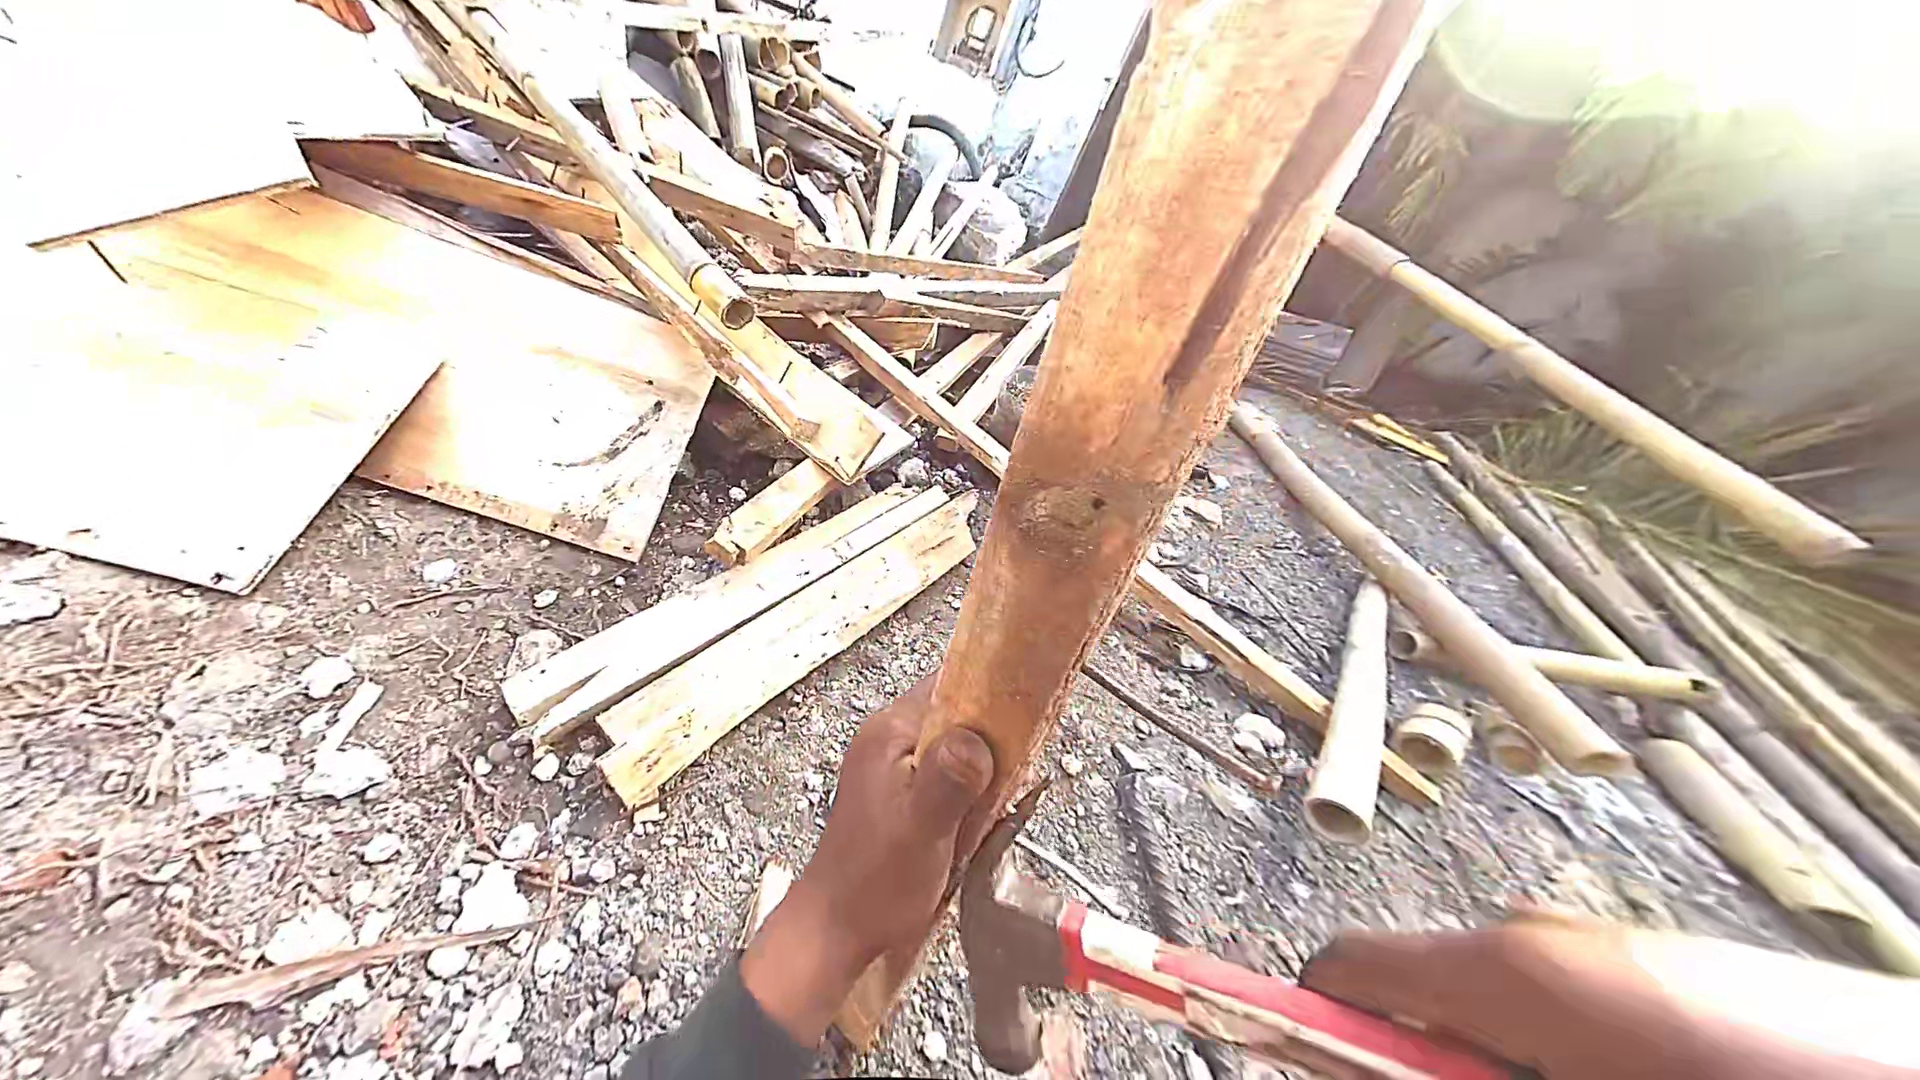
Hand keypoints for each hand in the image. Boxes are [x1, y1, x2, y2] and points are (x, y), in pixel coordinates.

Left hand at [740, 678, 993, 1044]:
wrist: (837, 934)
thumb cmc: (873, 884)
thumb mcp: (921, 827)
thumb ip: (950, 777)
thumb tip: (979, 737)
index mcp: (890, 731)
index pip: (949, 683)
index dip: (989, 693)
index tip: (1023, 714)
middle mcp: (890, 739)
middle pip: (958, 715)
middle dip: (989, 742)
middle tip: (1006, 776)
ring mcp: (895, 766)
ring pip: (958, 748)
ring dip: (981, 773)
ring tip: (987, 807)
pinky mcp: (903, 793)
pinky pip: (949, 776)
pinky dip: (968, 794)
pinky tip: (972, 822)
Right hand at [1300, 913, 1919, 1078]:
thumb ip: (1454, 1079)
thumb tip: (1370, 1069)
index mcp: (1501, 968)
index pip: (1349, 966)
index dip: (1319, 1016)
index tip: (1321, 1066)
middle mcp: (1526, 933)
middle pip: (1418, 986)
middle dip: (1429, 1054)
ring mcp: (1587, 938)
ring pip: (1489, 994)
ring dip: (1496, 1053)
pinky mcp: (1640, 954)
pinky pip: (1553, 991)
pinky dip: (1552, 1043)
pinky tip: (1626, 1076)